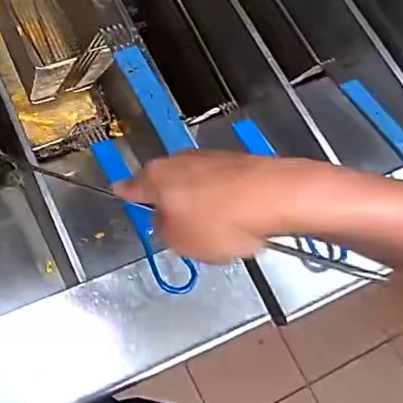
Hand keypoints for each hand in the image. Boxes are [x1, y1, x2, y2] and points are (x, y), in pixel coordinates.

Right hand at [117, 151, 345, 261]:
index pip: (131, 188)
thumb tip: (167, 225)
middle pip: (167, 185)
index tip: (123, 195)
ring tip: (221, 232)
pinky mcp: (241, 162)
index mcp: (155, 178)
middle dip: (173, 205)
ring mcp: (211, 158)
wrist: (280, 197)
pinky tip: (242, 221)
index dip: (127, 197)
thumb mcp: (181, 243)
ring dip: (204, 205)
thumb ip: (164, 233)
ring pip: (197, 185)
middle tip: (182, 231)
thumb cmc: (224, 219)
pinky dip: (229, 201)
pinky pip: (225, 186)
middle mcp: (179, 161)